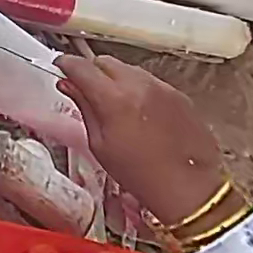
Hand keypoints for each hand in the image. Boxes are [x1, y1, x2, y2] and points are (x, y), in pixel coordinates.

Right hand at [55, 54, 234, 224]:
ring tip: (115, 102)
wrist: (192, 191)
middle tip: (87, 89)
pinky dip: (137, 88)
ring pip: (127, 68)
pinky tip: (139, 111)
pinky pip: (149, 81)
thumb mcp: (100, 145)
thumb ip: (84, 107)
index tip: (60, 68)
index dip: (65, 64)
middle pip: (104, 61)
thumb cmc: (139, 174)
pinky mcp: (178, 94)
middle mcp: (137, 84)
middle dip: (91, 70)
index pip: (80, 65)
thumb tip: (68, 85)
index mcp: (113, 98)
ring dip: (115, 78)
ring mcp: (161, 87)